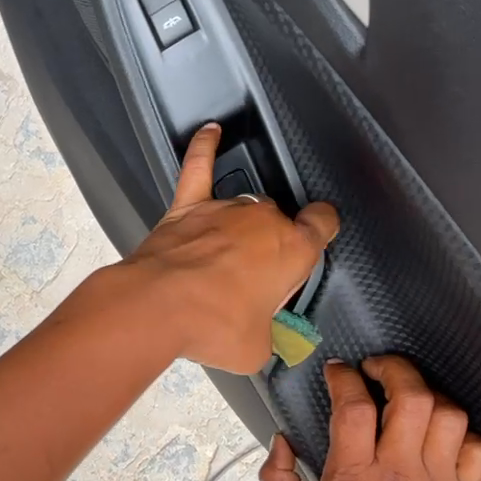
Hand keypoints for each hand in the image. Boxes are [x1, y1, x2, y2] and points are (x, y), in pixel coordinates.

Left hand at [123, 124, 337, 372]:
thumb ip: (265, 336)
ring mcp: (224, 210)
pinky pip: (198, 168)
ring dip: (238, 227)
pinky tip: (210, 131)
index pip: (323, 225)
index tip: (314, 240)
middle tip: (244, 282)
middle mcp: (264, 221)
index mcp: (294, 250)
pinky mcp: (187, 208)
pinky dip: (204, 149)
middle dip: (267, 246)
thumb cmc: (213, 328)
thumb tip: (257, 340)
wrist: (157, 308)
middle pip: (276, 222)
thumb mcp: (255, 350)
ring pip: (243, 207)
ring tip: (221, 255)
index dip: (320, 231)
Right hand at [261, 355, 480, 480]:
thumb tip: (281, 439)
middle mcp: (399, 469)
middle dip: (395, 368)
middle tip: (377, 368)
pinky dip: (465, 432)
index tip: (337, 371)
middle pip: (412, 396)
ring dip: (430, 395)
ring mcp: (438, 480)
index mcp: (353, 475)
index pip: (353, 407)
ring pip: (450, 414)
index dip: (345, 378)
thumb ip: (278, 476)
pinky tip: (442, 434)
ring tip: (410, 396)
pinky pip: (480, 448)